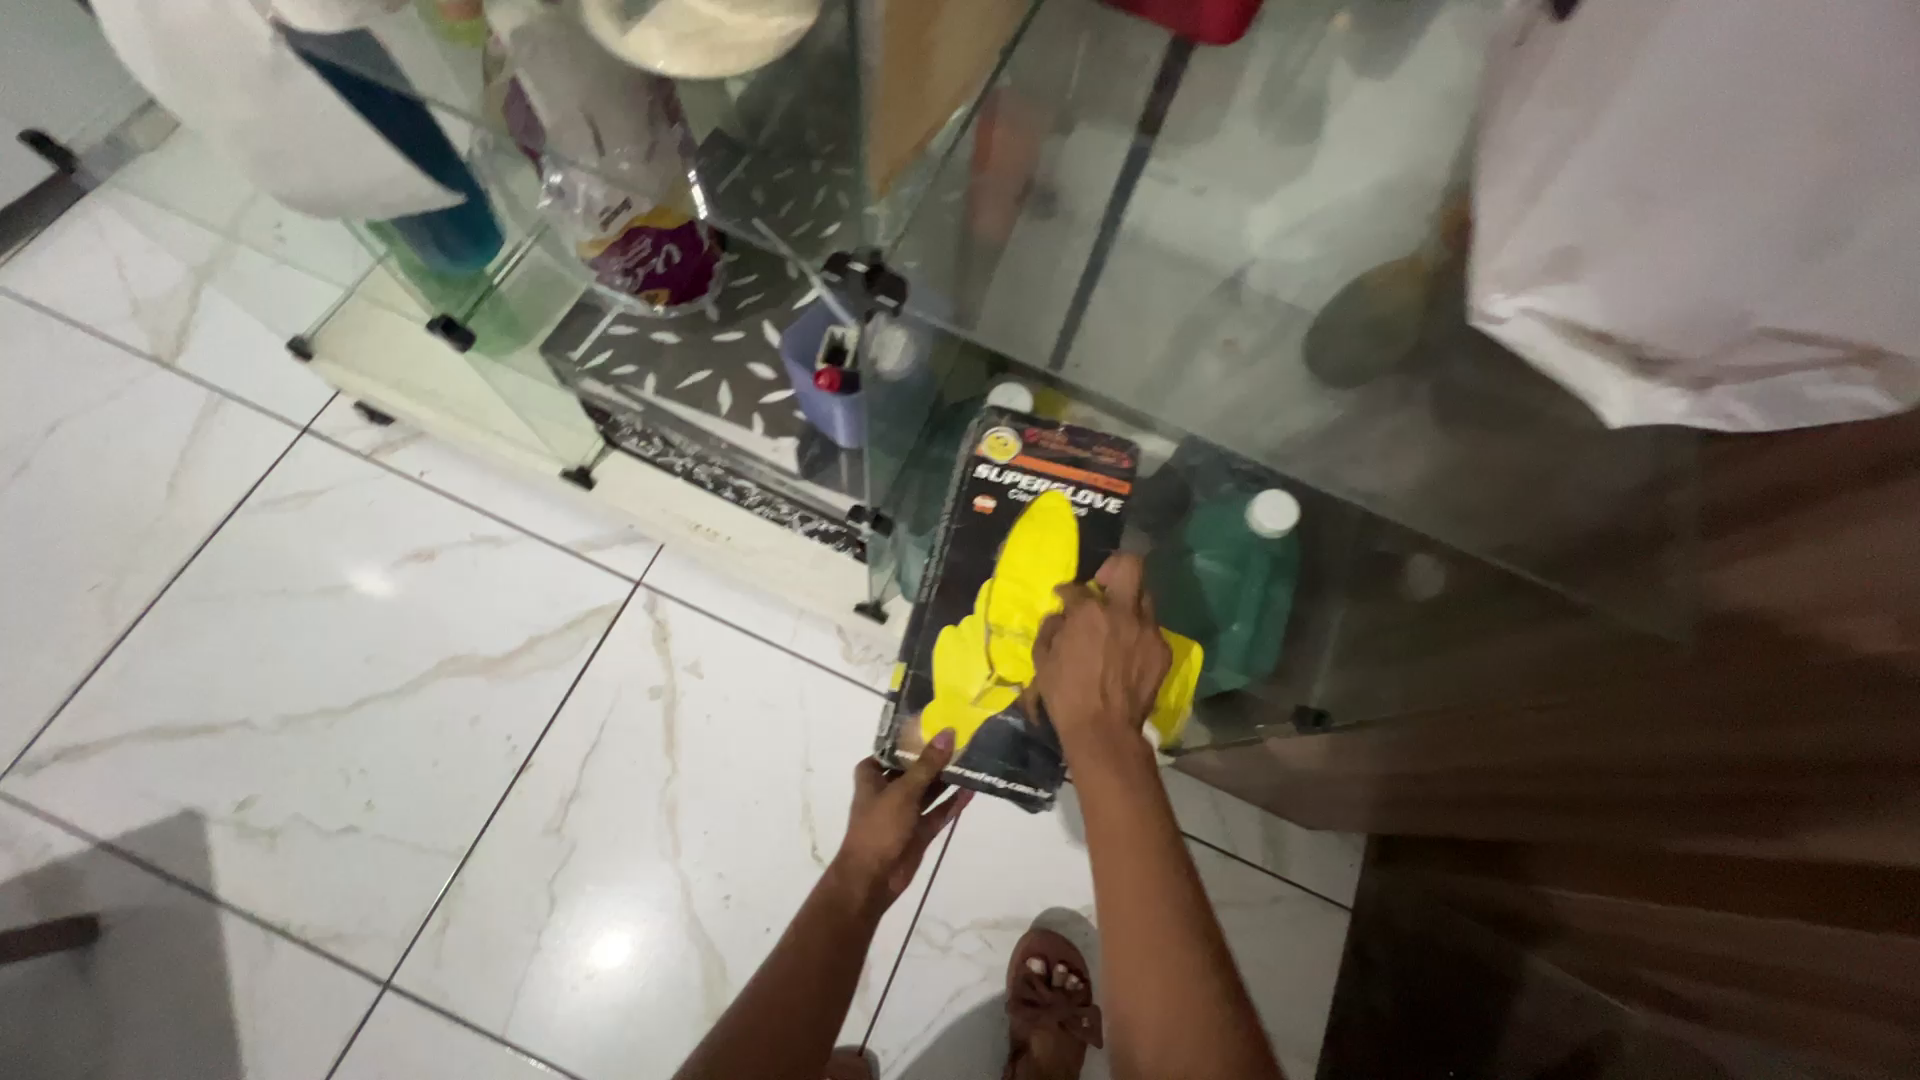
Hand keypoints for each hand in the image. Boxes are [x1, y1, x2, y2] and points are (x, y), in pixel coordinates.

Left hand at [830, 730, 971, 914]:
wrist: (871, 879)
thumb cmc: (879, 827)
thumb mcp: (903, 791)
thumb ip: (928, 764)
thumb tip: (948, 733)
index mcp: (872, 774)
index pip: (895, 747)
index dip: (916, 735)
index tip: (940, 720)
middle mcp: (888, 788)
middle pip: (916, 767)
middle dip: (937, 756)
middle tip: (965, 736)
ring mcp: (905, 810)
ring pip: (930, 789)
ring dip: (947, 778)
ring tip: (973, 758)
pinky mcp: (919, 829)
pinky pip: (939, 811)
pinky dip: (953, 802)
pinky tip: (972, 789)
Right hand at [1032, 554, 1170, 762]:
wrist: (1103, 729)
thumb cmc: (1066, 694)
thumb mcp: (1042, 658)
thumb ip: (1051, 627)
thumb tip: (1060, 615)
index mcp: (1089, 611)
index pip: (1078, 587)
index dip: (1067, 591)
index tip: (1064, 597)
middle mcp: (1123, 612)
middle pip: (1131, 566)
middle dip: (1115, 567)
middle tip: (1104, 584)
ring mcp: (1148, 630)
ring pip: (1145, 598)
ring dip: (1129, 604)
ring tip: (1118, 622)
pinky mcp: (1162, 650)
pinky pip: (1151, 630)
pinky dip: (1138, 633)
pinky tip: (1127, 650)